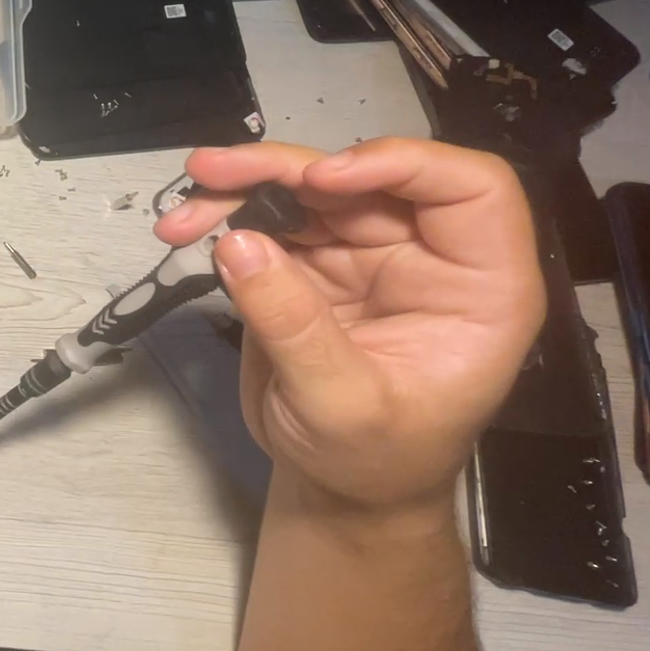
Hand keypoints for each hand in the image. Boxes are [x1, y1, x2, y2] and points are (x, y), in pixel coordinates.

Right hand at [154, 139, 544, 513]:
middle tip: (208, 171)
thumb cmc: (371, 456)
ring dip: (234, 193)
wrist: (335, 482)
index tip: (317, 181)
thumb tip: (236, 243)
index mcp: (472, 284)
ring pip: (298, 194)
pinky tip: (180, 232)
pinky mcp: (301, 268)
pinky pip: (259, 224)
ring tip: (177, 217)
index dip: (398, 167)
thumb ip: (293, 324)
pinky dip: (217, 221)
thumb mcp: (339, 403)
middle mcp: (419, 256)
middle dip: (280, 170)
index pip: (466, 191)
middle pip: (357, 181)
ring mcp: (356, 257)